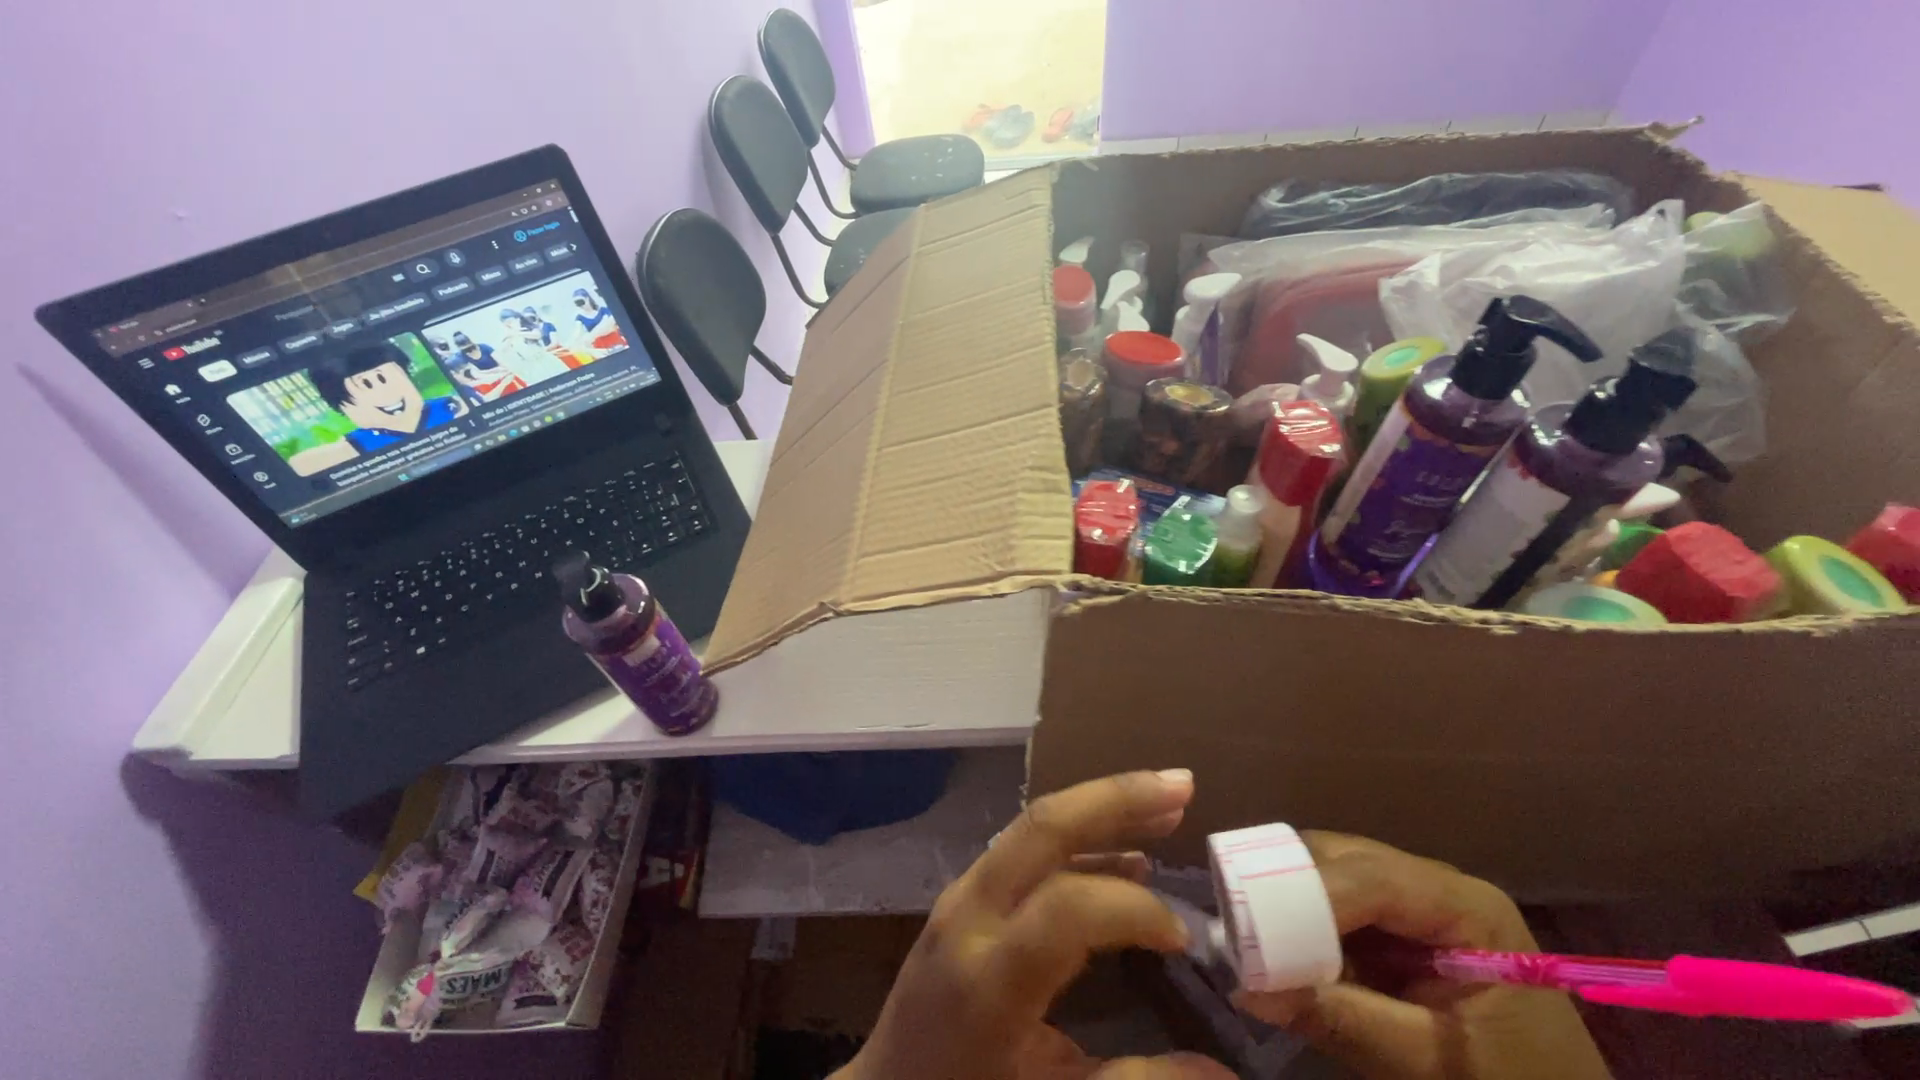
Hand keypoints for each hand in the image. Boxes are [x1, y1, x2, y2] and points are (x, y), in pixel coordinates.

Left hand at [835, 770, 1234, 1079]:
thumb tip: (1224, 1070)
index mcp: (988, 980)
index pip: (1067, 909)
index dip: (1135, 908)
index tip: (1182, 938)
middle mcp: (968, 918)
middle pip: (1041, 829)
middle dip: (1116, 799)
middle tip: (1182, 787)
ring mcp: (960, 899)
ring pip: (1031, 828)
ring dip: (1099, 809)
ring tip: (1166, 807)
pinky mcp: (963, 898)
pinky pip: (1023, 852)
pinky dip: (1078, 842)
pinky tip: (1123, 854)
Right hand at [1234, 833, 1609, 1079]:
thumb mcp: (1430, 1064)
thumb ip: (1342, 1020)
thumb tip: (1245, 986)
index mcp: (1466, 908)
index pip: (1372, 877)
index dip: (1306, 894)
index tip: (1251, 928)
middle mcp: (1442, 886)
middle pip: (1346, 858)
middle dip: (1289, 888)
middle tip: (1242, 928)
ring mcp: (1424, 902)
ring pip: (1336, 872)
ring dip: (1293, 904)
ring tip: (1259, 944)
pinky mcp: (1407, 926)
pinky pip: (1343, 904)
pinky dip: (1309, 924)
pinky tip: (1292, 955)